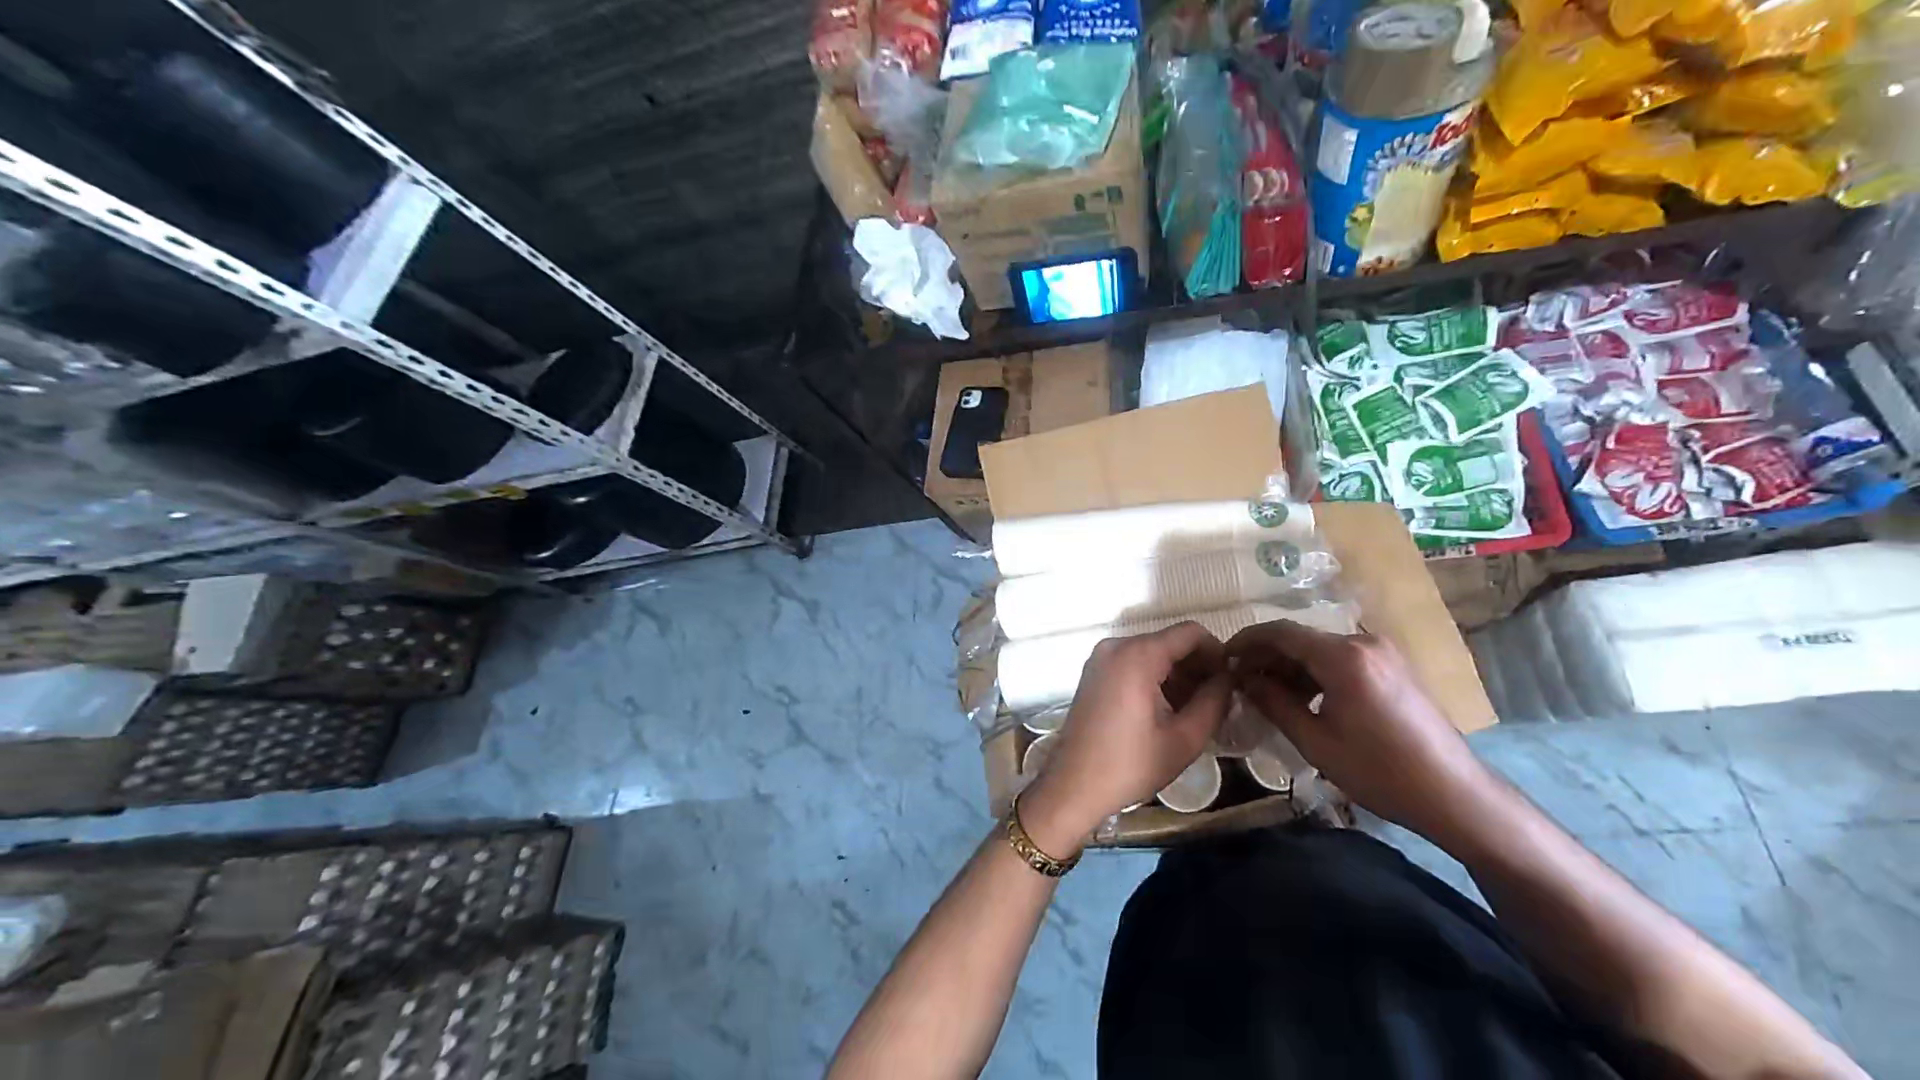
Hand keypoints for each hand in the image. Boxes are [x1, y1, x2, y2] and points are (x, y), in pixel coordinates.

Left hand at [1020, 623, 1232, 855]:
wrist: (1073, 785)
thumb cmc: (1130, 764)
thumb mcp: (1184, 738)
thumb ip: (1214, 701)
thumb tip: (1229, 678)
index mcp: (1137, 655)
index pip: (1191, 633)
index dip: (1217, 652)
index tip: (1231, 681)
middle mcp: (1116, 646)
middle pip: (1170, 641)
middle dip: (1198, 666)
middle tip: (1218, 700)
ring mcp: (1100, 658)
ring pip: (1152, 653)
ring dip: (1178, 674)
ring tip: (1196, 710)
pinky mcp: (1094, 672)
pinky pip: (1133, 663)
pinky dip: (1155, 678)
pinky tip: (1168, 709)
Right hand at [1225, 620, 1495, 841]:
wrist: (1455, 794)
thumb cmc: (1379, 770)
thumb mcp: (1315, 741)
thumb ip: (1273, 702)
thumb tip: (1243, 678)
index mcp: (1343, 657)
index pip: (1280, 632)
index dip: (1246, 641)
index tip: (1222, 659)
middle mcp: (1363, 642)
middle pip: (1300, 638)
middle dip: (1266, 656)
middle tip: (1241, 681)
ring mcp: (1382, 653)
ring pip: (1320, 648)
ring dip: (1290, 666)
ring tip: (1268, 695)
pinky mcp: (1393, 667)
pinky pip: (1341, 659)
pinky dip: (1316, 672)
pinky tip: (1304, 699)